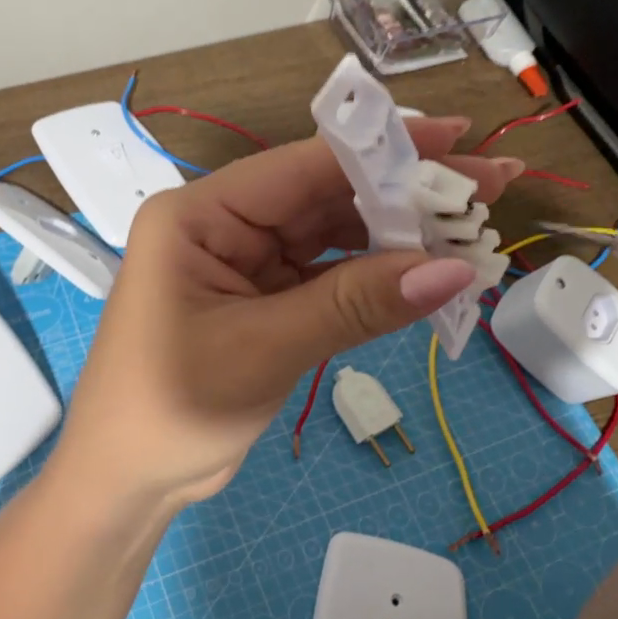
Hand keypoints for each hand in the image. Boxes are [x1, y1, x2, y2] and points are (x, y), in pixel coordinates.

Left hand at [45, 117, 523, 505]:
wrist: (125, 481)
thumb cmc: (172, 409)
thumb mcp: (265, 349)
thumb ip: (355, 304)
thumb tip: (454, 270)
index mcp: (198, 215)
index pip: (302, 167)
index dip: (385, 151)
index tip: (462, 137)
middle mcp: (219, 226)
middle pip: (323, 195)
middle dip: (404, 193)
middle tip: (492, 184)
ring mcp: (240, 263)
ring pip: (330, 235)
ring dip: (396, 236)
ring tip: (471, 230)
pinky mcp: (257, 299)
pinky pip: (324, 275)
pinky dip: (372, 277)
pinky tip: (425, 273)